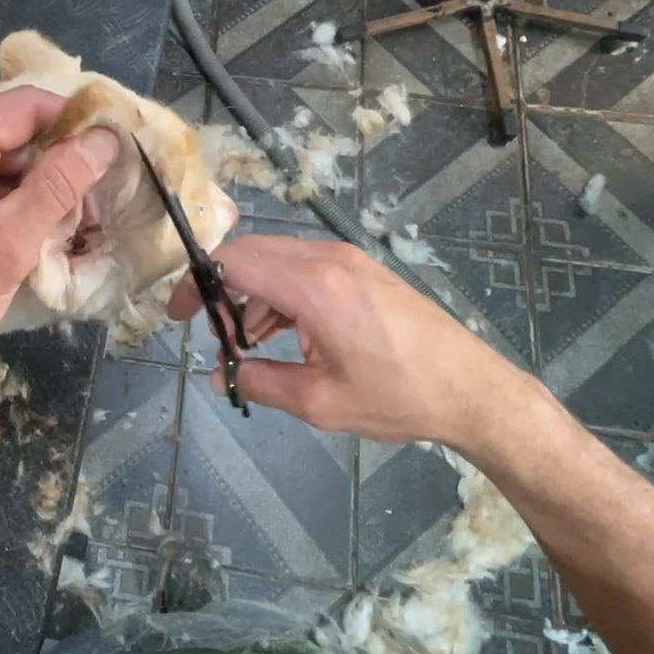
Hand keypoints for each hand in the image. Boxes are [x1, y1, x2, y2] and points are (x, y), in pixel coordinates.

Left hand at [0, 86, 119, 405]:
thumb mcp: (9, 246)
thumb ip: (58, 185)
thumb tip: (105, 138)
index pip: (24, 106)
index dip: (73, 125)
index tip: (109, 156)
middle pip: (8, 127)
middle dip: (50, 161)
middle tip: (83, 207)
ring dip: (27, 181)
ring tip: (54, 225)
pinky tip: (16, 227)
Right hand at [169, 236, 526, 445]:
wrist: (474, 389)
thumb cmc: (397, 396)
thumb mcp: (319, 401)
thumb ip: (259, 382)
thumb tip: (220, 377)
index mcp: (313, 285)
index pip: (233, 261)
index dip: (197, 283)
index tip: (179, 315)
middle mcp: (327, 258)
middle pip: (250, 252)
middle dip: (221, 288)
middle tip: (214, 333)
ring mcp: (347, 259)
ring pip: (276, 258)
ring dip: (251, 292)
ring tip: (249, 341)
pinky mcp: (361, 269)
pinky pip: (303, 267)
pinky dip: (280, 292)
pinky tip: (284, 333)